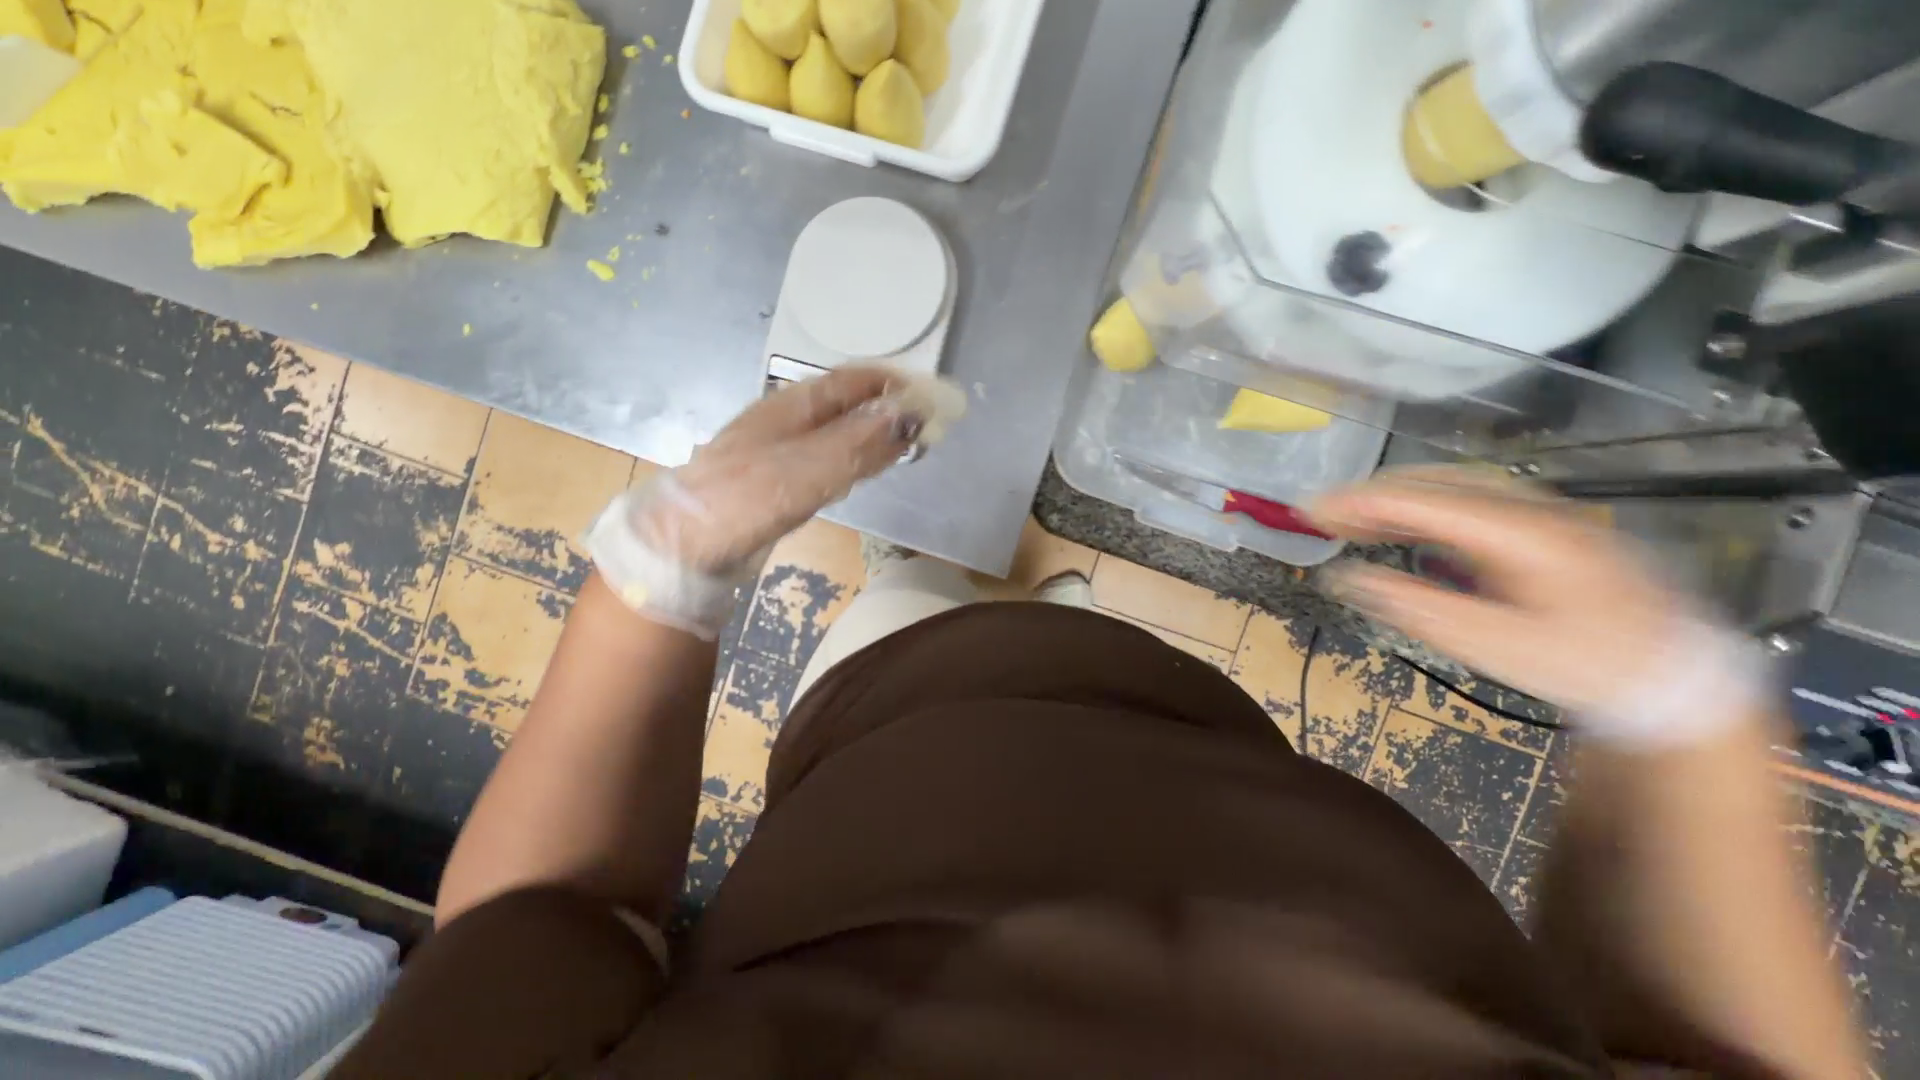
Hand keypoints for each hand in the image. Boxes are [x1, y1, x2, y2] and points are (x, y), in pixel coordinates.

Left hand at [587, 367, 942, 636]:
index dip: (895, 383)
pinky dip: (845, 455)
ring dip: (866, 432)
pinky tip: (849, 473)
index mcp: (792, 405)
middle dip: (884, 408)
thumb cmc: (744, 500)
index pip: (854, 379)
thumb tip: (913, 416)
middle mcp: (781, 417)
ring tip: (896, 448)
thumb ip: (861, 443)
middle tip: (921, 428)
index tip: (932, 397)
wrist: (679, 545)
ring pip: (830, 428)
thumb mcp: (808, 470)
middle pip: (843, 402)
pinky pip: (817, 454)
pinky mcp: (763, 478)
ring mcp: (769, 447)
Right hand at [1310, 467, 1704, 720]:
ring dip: (1397, 498)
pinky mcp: (1545, 528)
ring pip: (1454, 485)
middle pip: (1436, 481)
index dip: (1359, 501)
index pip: (1422, 500)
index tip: (1309, 510)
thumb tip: (1349, 577)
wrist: (1675, 675)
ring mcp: (1542, 513)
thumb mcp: (1497, 647)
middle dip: (1371, 493)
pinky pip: (1474, 500)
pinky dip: (1428, 507)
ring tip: (1352, 520)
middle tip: (1321, 515)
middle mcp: (1530, 508)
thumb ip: (1419, 608)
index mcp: (1519, 532)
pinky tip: (1407, 527)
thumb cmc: (1584, 665)